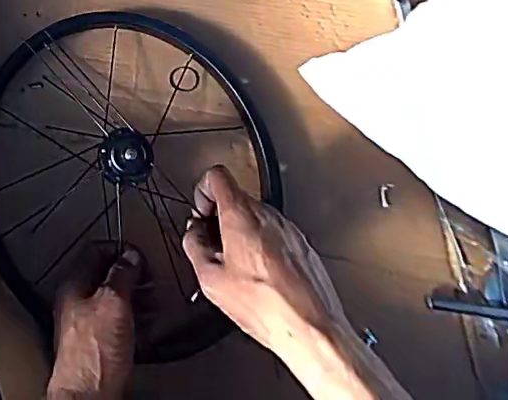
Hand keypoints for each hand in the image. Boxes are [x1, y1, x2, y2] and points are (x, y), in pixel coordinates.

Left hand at [45, 245, 140, 399]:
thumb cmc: (93, 356)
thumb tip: (129, 256)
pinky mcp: (96, 349)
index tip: (138, 255)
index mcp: (73, 284)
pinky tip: (146, 326)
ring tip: (153, 301)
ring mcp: (84, 326)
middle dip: (130, 275)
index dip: (118, 249)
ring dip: (134, 298)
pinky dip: (132, 320)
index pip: (94, 250)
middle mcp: (75, 302)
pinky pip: (116, 325)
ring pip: (111, 300)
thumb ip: (121, 275)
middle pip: (104, 276)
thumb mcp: (113, 303)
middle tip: (149, 278)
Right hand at [181, 167, 410, 399]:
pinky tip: (263, 276)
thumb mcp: (211, 280)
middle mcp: (267, 215)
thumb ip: (194, 247)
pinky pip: (276, 234)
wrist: (313, 332)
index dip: (203, 191)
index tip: (202, 212)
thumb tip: (194, 236)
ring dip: (244, 233)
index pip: (217, 175)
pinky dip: (265, 247)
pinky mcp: (303, 246)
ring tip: (241, 266)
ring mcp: (288, 229)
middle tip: (216, 244)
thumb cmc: (268, 308)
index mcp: (241, 215)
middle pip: (236, 197)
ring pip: (257, 217)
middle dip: (221, 218)